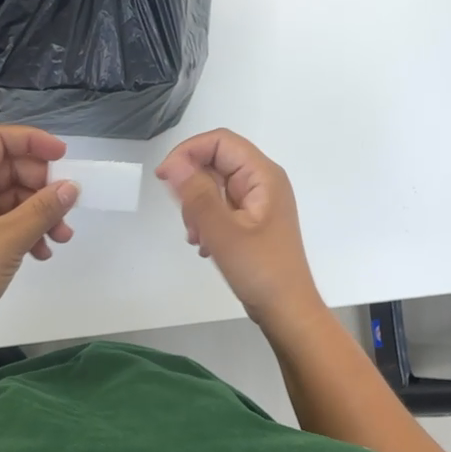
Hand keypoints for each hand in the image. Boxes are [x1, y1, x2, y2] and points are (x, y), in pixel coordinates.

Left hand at [0, 126, 79, 348]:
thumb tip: (71, 188)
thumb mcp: (9, 238)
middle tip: (66, 208)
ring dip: (40, 213)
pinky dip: (28, 231)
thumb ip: (43, 209)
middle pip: (9, 169)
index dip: (31, 141)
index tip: (63, 155)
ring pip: (12, 198)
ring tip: (61, 237)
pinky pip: (7, 221)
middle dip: (42, 187)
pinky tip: (43, 252)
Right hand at [156, 129, 324, 328]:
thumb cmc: (260, 270)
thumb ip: (196, 195)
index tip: (164, 179)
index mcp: (262, 175)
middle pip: (216, 163)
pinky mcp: (253, 223)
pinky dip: (207, 223)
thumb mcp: (223, 232)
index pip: (219, 142)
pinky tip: (205, 247)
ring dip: (198, 209)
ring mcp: (258, 204)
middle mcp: (263, 182)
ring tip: (197, 238)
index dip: (187, 153)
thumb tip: (173, 164)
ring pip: (216, 188)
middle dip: (193, 187)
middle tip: (188, 221)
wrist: (286, 309)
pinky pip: (222, 209)